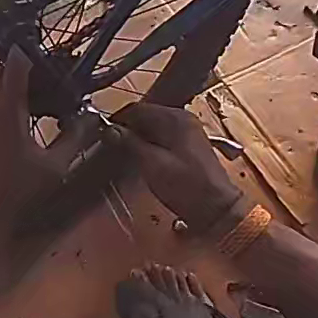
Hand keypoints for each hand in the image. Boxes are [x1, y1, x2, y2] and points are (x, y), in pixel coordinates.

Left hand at [0, 48, 71, 232]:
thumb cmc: (20, 191)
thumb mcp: (56, 165)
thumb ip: (76, 137)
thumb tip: (92, 116)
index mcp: (8, 107)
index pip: (16, 64)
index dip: (29, 58)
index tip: (41, 65)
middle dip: (15, 73)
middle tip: (34, 89)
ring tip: (10, 98)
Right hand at [110, 103, 244, 235]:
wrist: (215, 209)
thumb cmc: (185, 186)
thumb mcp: (151, 164)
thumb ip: (129, 143)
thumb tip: (109, 130)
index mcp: (175, 118)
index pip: (138, 108)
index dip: (118, 119)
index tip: (102, 132)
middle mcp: (183, 119)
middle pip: (147, 116)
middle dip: (127, 129)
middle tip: (110, 145)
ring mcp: (188, 131)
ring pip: (154, 127)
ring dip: (138, 137)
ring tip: (123, 153)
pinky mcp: (190, 145)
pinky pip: (163, 136)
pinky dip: (150, 143)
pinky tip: (142, 158)